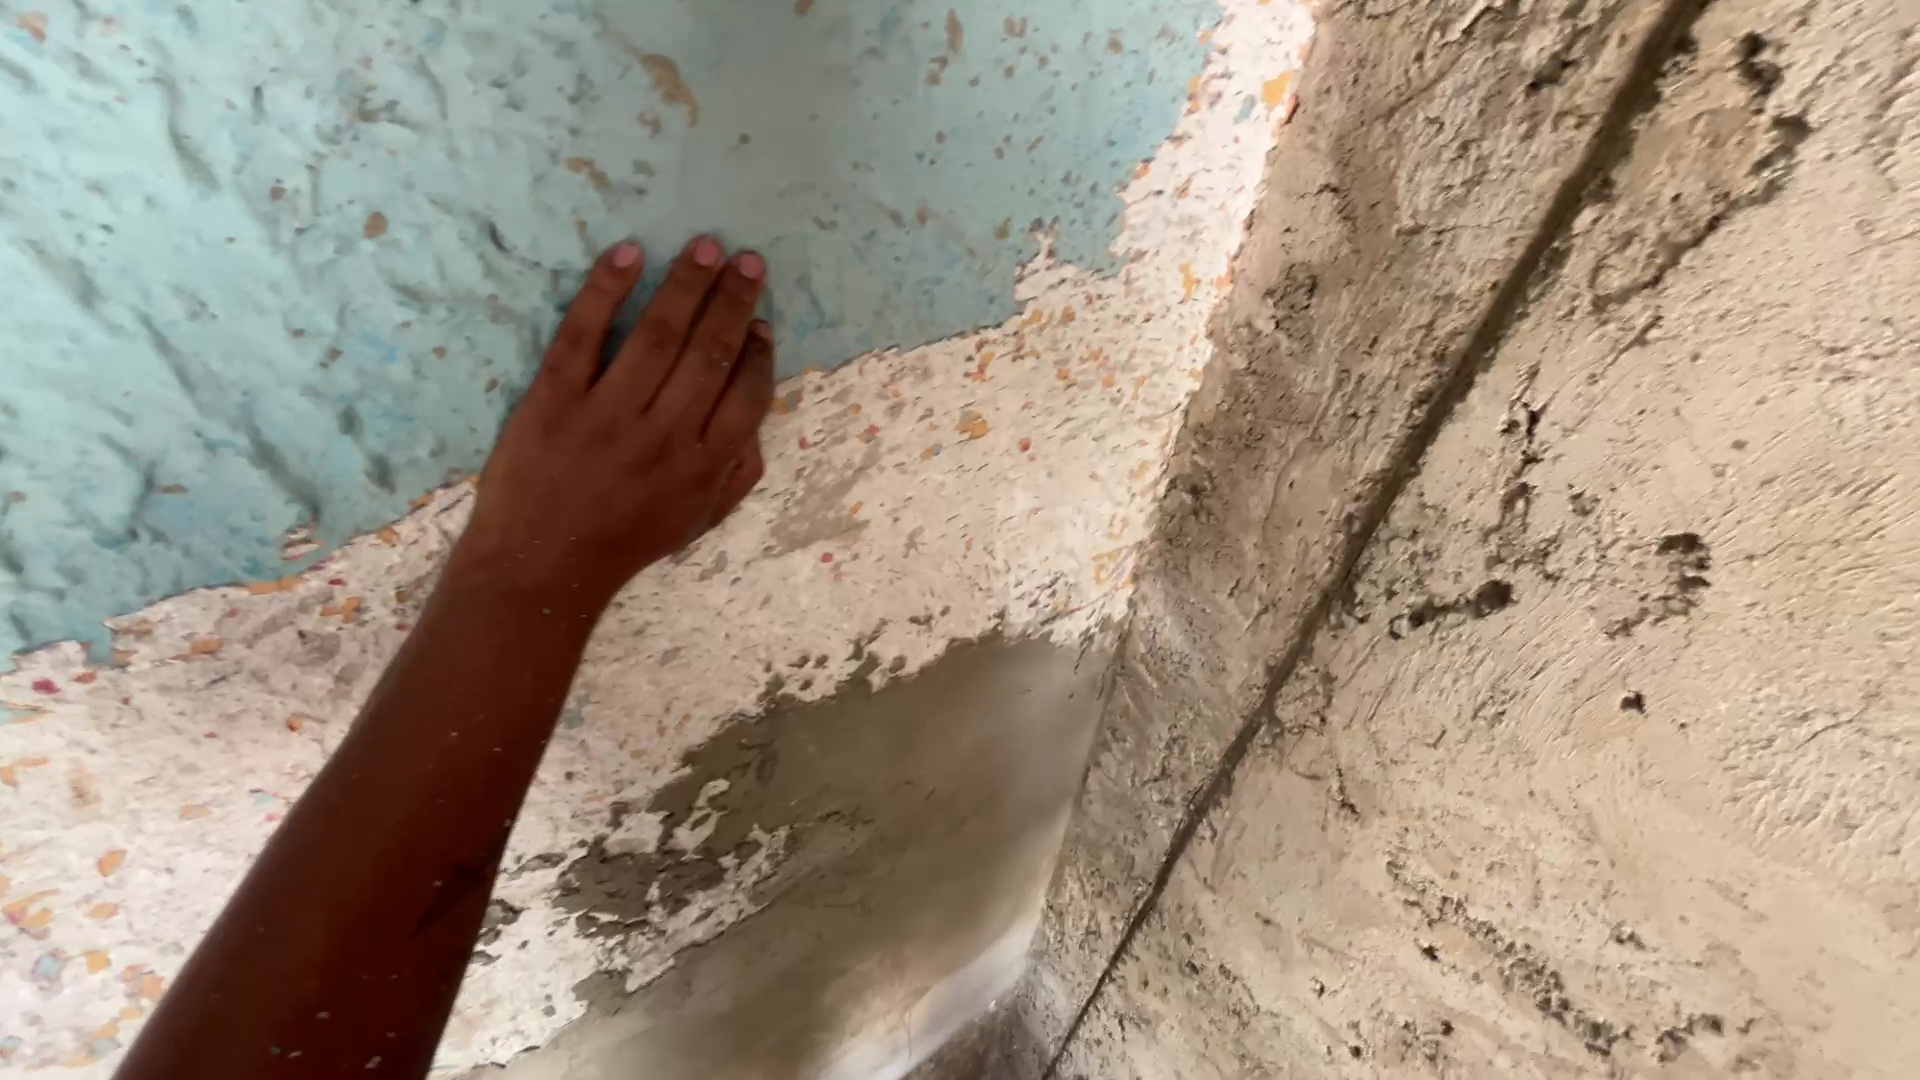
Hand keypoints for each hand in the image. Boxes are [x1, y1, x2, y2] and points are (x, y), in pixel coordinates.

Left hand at [450, 236, 774, 608]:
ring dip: (686, 285)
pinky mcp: (554, 399)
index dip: (759, 355)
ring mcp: (607, 414)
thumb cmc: (630, 539)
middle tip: (749, 261)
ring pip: (657, 336)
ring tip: (706, 247)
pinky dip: (605, 291)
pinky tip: (628, 254)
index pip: (746, 396)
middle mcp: (664, 434)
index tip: (761, 323)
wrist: (544, 564)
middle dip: (734, 301)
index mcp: (704, 465)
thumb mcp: (703, 520)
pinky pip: (583, 335)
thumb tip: (757, 417)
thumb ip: (739, 471)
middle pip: (709, 353)